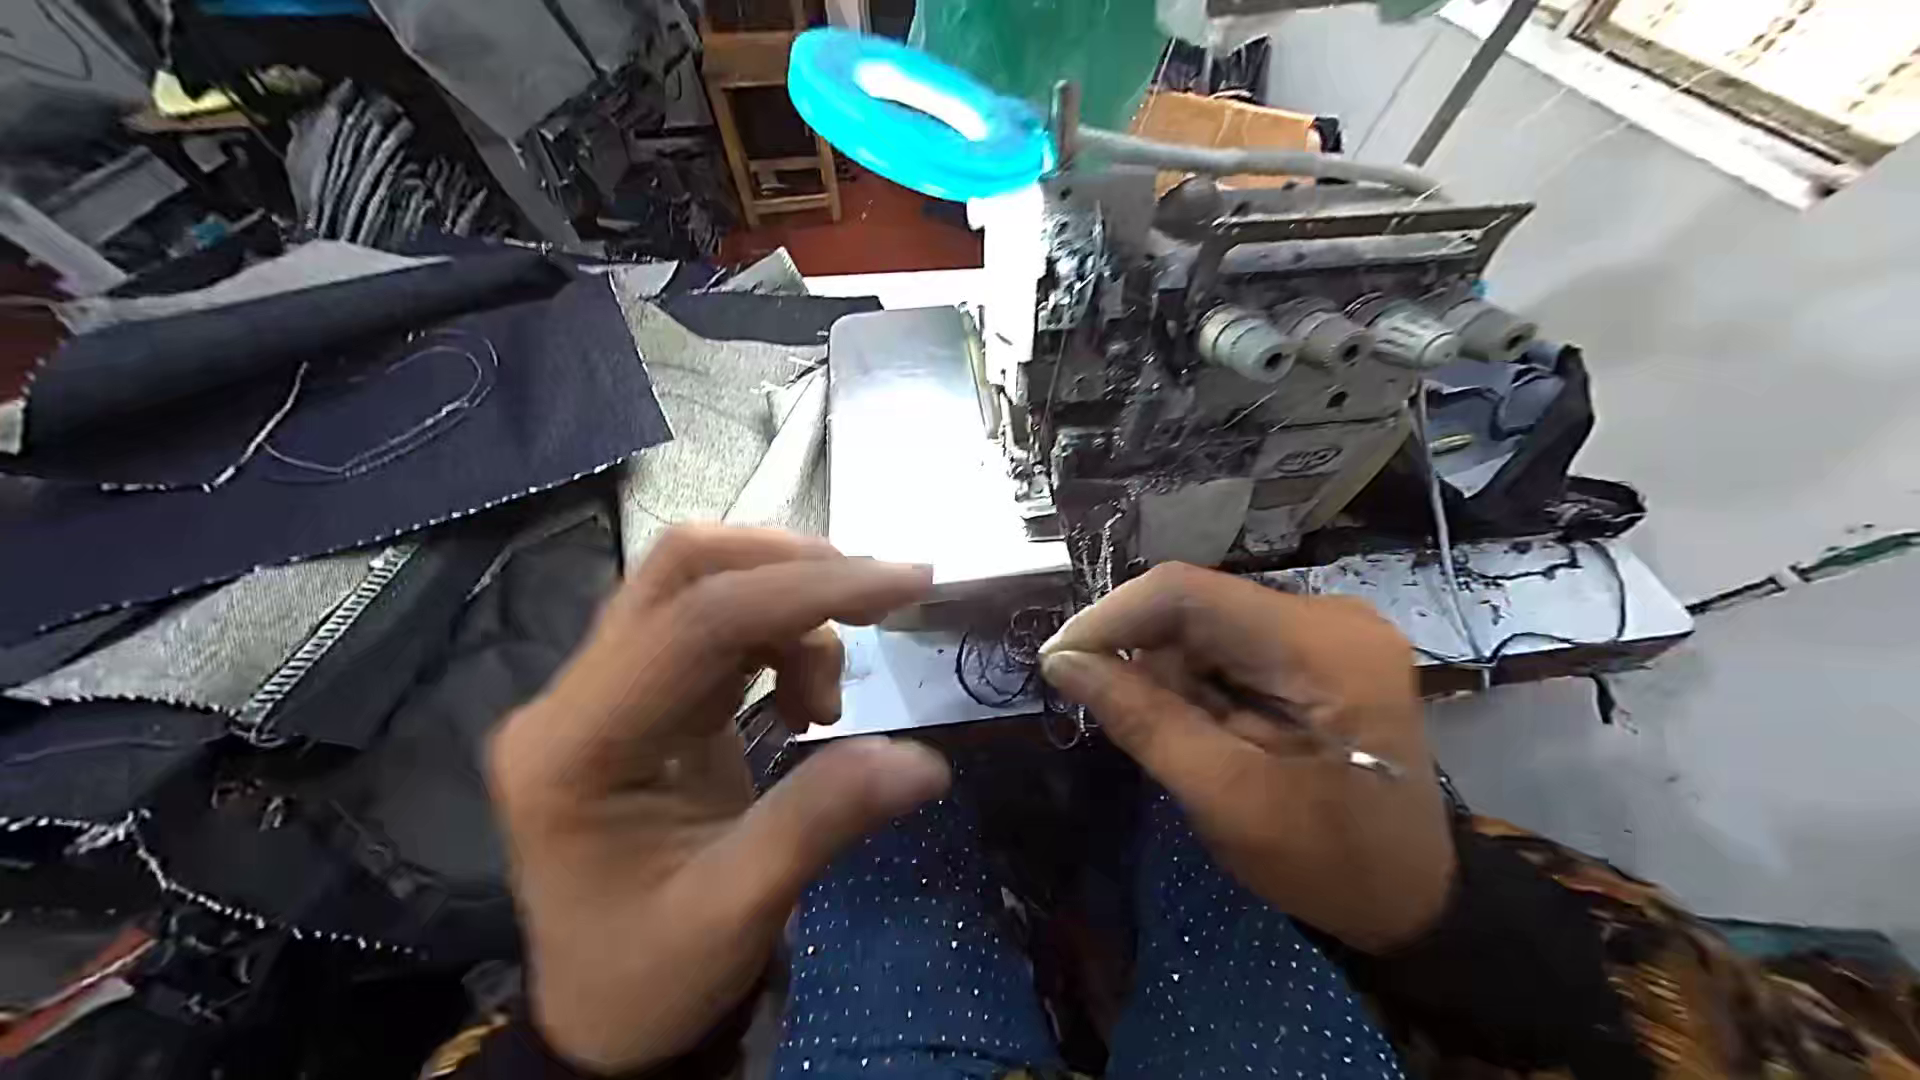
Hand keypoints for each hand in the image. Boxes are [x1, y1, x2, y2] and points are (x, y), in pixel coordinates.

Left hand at [487, 526, 951, 1072]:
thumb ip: (822, 821)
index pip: (700, 621)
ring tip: (827, 702)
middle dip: (796, 568)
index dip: (812, 591)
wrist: (606, 1008)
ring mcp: (606, 684)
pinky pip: (720, 621)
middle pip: (687, 567)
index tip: (907, 585)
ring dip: (796, 610)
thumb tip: (924, 761)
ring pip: (707, 582)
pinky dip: (785, 635)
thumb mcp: (737, 912)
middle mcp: (578, 692)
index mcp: (577, 745)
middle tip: (878, 601)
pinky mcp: (645, 689)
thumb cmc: (651, 975)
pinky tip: (806, 698)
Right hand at [1039, 563, 1453, 952]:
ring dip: (1166, 672)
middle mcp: (1328, 615)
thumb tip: (1061, 662)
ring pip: (1202, 622)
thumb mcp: (1225, 798)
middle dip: (1138, 654)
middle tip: (1109, 710)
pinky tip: (1203, 723)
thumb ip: (1141, 720)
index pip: (1187, 593)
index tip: (1058, 659)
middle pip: (1194, 605)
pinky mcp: (1313, 643)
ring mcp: (1324, 626)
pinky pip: (1224, 640)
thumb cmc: (1328, 862)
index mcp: (1322, 648)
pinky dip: (1193, 679)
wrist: (1413, 897)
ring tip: (1178, 735)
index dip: (1109, 617)